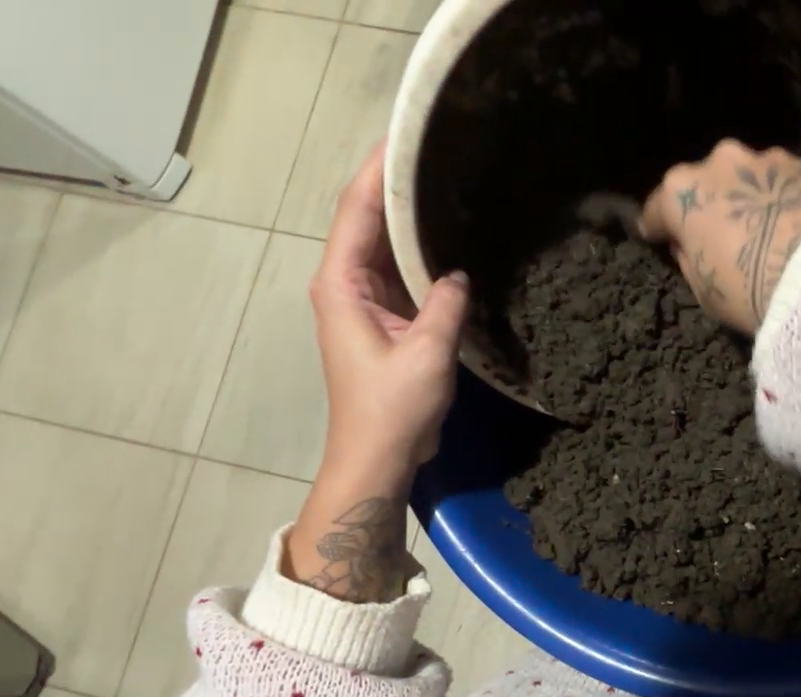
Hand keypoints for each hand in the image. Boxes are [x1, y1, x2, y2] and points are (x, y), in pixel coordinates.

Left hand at [311, 144, 468, 472]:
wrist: (379, 456)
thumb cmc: (393, 408)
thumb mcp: (427, 354)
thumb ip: (445, 306)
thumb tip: (458, 274)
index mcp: (342, 284)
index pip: (357, 210)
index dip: (379, 170)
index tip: (406, 135)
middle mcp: (347, 284)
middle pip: (369, 221)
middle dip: (398, 188)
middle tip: (438, 155)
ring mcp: (365, 303)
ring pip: (387, 249)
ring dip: (412, 223)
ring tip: (448, 189)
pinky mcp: (384, 322)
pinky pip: (402, 277)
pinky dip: (422, 259)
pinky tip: (450, 245)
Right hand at [640, 140, 800, 334]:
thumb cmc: (749, 289)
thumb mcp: (705, 290)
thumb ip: (690, 259)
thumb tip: (687, 245)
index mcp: (682, 191)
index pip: (657, 208)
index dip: (659, 227)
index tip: (663, 239)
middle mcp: (721, 161)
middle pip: (706, 183)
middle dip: (710, 205)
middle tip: (722, 237)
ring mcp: (768, 158)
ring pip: (749, 178)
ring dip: (751, 198)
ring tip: (766, 230)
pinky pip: (787, 184)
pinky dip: (786, 199)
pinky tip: (797, 226)